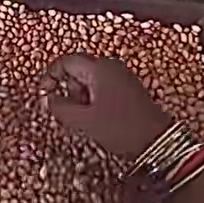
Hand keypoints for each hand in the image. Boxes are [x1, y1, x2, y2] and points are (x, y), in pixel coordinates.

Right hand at [41, 55, 169, 160]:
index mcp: (98, 68)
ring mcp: (121, 76)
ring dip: (81, 96)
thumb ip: (60, 107)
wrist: (159, 141)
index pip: (65, 61)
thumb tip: (47, 99)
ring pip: (89, 79)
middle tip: (71, 110)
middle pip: (78, 69)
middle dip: (68, 88)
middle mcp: (110, 66)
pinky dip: (94, 99)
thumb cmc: (121, 128)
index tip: (44, 94)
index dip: (50, 76)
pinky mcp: (128, 88)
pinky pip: (102, 86)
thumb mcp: (84, 120)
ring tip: (88, 118)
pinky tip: (99, 118)